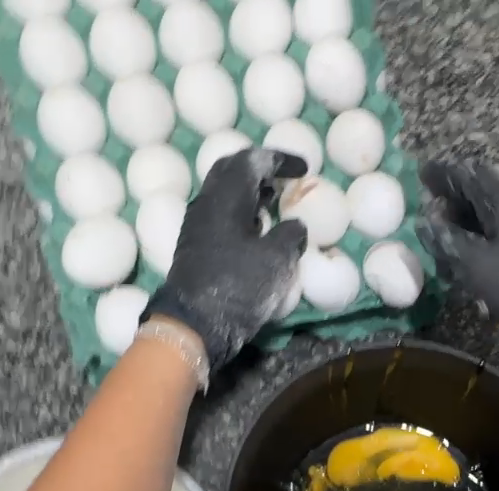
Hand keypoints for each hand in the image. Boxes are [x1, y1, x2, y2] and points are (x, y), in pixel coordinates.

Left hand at [145, 149, 309, 370]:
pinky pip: (221, 215)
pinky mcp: (195, 245)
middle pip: (232, 170)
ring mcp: (197, 224)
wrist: (195, 323)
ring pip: (224, 193)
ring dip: (249, 192)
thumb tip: (295, 225)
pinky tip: (256, 230)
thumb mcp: (276, 261)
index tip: (303, 168)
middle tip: (282, 179)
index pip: (252, 160)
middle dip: (259, 169)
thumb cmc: (238, 286)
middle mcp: (207, 202)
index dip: (280, 160)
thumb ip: (290, 236)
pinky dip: (242, 213)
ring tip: (273, 203)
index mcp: (226, 197)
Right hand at [417, 160, 498, 351]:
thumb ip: (448, 241)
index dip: (444, 173)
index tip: (421, 173)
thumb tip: (425, 222)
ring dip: (462, 220)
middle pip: (479, 195)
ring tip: (439, 225)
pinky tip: (461, 253)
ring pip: (486, 219)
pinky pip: (492, 240)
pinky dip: (474, 240)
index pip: (469, 176)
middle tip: (426, 200)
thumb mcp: (476, 264)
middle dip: (451, 195)